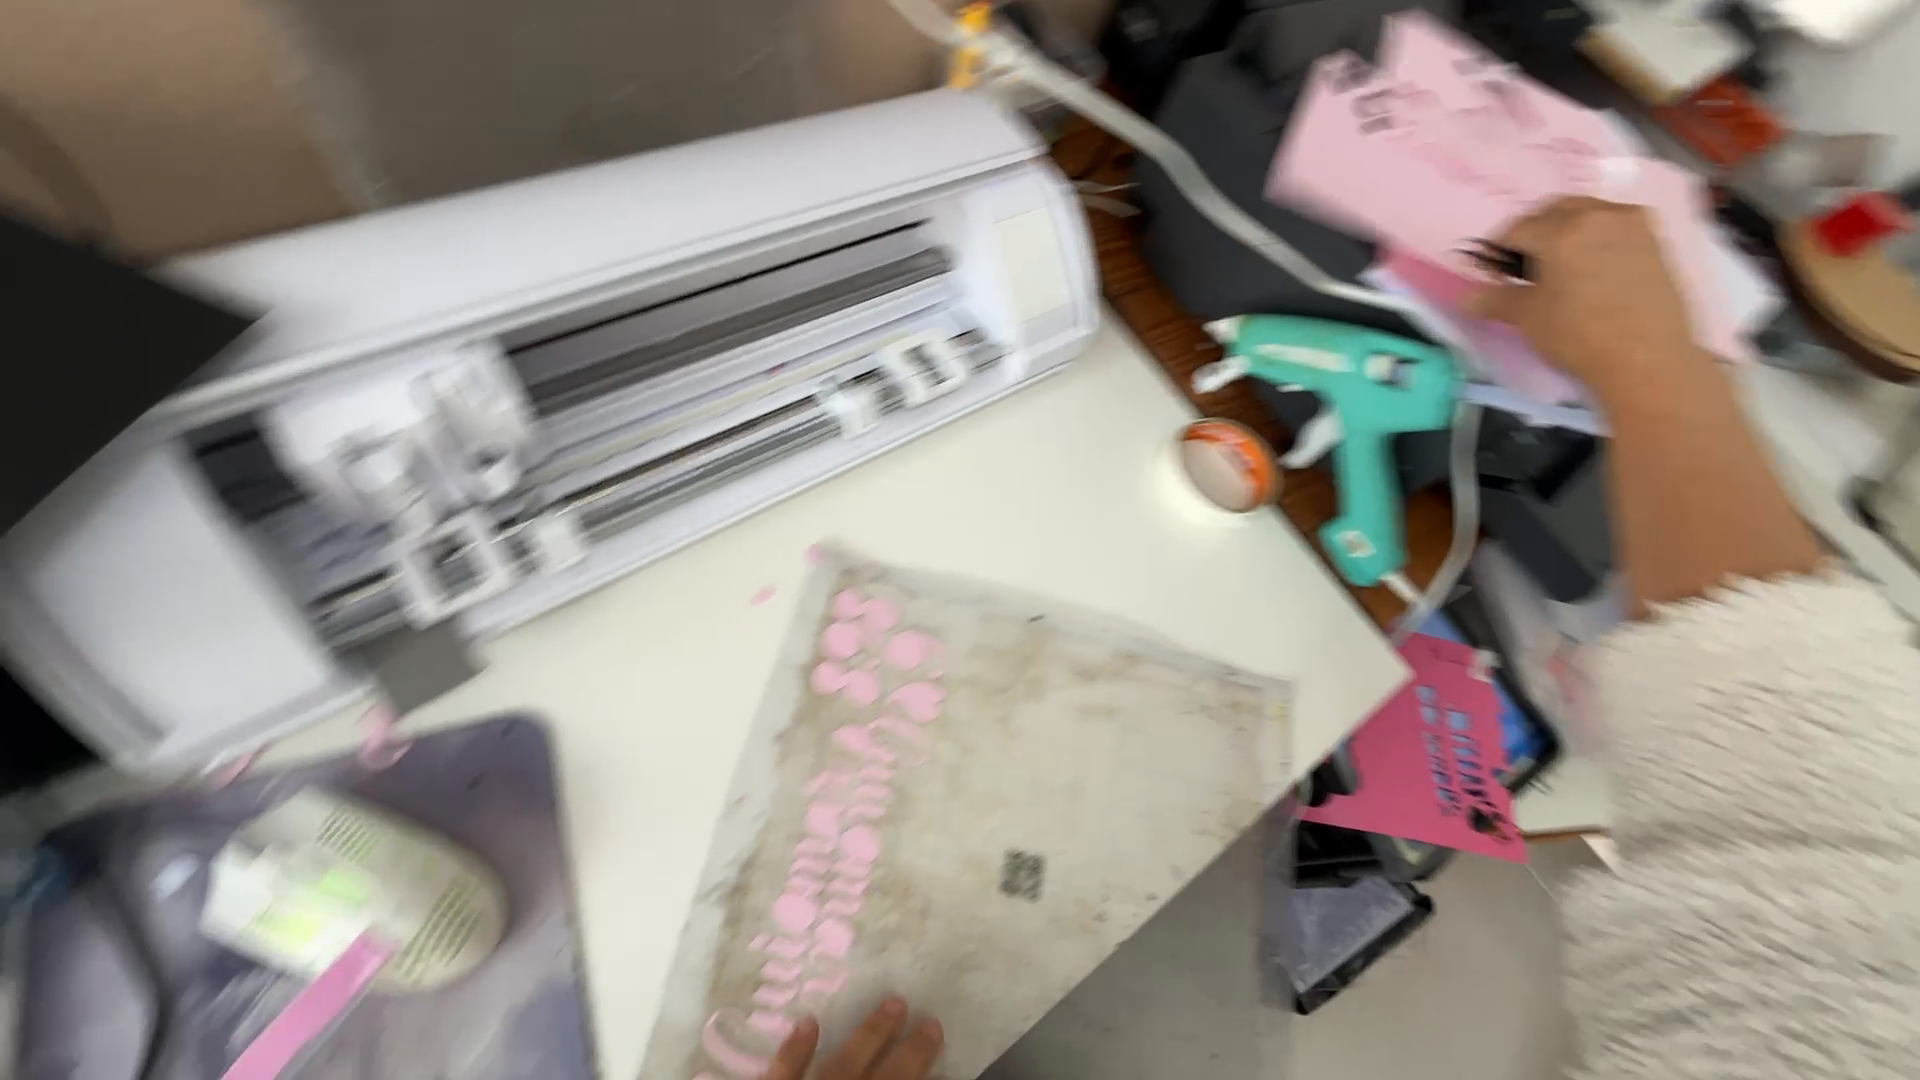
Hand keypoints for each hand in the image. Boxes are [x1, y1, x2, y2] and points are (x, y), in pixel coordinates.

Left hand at [765, 998, 943, 1079]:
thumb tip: (930, 1073)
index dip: (924, 1065)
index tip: (941, 1041)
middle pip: (885, 1075)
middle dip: (910, 1050)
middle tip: (929, 1019)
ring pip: (843, 1066)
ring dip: (869, 1035)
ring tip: (893, 1003)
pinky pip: (783, 1075)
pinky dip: (795, 1051)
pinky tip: (808, 1023)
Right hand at [1464, 195, 1711, 401]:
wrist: (1646, 356)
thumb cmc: (1577, 334)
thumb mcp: (1527, 317)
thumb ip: (1494, 299)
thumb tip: (1464, 298)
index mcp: (1562, 231)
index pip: (1516, 228)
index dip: (1497, 251)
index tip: (1495, 275)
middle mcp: (1599, 215)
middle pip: (1555, 209)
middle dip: (1533, 230)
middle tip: (1522, 264)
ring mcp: (1634, 224)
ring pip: (1589, 212)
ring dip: (1566, 229)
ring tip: (1558, 265)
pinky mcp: (1656, 240)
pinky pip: (1615, 225)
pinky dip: (1595, 237)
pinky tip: (1590, 268)